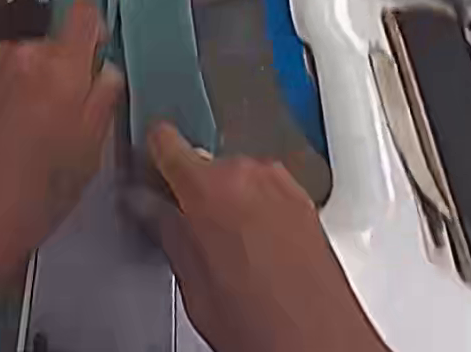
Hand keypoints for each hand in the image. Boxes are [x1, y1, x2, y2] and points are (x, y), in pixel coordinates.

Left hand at [0, 0, 122, 307]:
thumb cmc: (38, 193)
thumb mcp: (91, 149)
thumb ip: (106, 95)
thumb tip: (106, 68)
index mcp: (60, 66)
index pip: (85, 11)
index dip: (96, 28)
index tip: (98, 54)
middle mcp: (26, 52)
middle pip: (62, 39)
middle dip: (71, 66)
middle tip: (71, 110)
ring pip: (38, 55)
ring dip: (45, 77)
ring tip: (42, 123)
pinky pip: (15, 67)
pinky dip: (22, 85)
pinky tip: (19, 124)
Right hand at [139, 122, 389, 351]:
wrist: (322, 346)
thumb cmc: (262, 328)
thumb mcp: (193, 286)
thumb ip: (167, 230)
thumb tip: (149, 206)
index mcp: (206, 188)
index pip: (164, 139)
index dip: (153, 151)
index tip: (150, 162)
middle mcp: (243, 171)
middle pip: (202, 161)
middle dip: (195, 189)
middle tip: (195, 230)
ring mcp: (276, 179)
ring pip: (235, 173)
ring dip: (229, 196)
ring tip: (234, 247)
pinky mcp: (301, 192)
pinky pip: (264, 184)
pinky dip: (257, 203)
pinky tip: (259, 245)